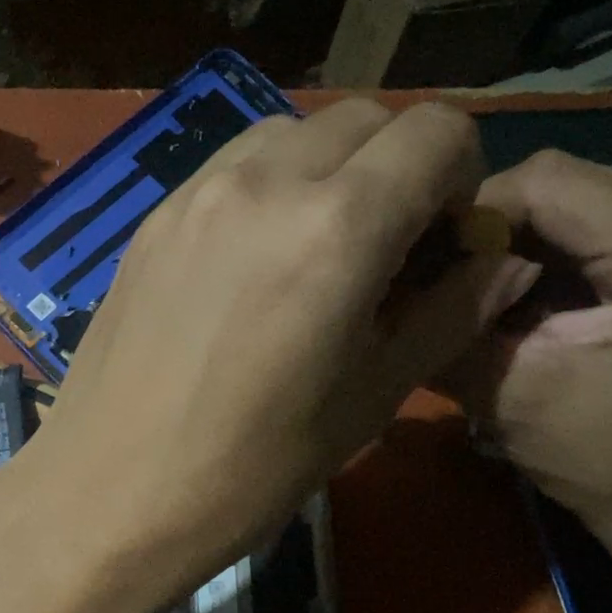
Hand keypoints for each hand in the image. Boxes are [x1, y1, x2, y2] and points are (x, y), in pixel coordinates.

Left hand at [27, 99, 539, 586]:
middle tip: (387, 249)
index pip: (437, 131)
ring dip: (330, 168)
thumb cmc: (252, 469)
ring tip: (318, 249)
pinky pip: (232, 165)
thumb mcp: (371, 398)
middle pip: (367, 119)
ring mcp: (198, 192)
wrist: (111, 493)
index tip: (441, 243)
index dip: (461, 179)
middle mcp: (266, 181)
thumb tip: (500, 258)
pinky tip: (254, 259)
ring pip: (294, 131)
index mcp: (337, 226)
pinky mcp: (153, 217)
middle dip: (400, 167)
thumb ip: (450, 311)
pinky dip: (268, 184)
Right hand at [448, 150, 611, 539]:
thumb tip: (397, 276)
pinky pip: (606, 217)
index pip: (551, 182)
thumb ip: (453, 322)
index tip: (430, 261)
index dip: (476, 212)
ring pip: (585, 192)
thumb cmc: (599, 458)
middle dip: (498, 223)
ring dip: (524, 233)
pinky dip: (553, 246)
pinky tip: (526, 288)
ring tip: (483, 282)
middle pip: (571, 178)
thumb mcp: (507, 391)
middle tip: (450, 274)